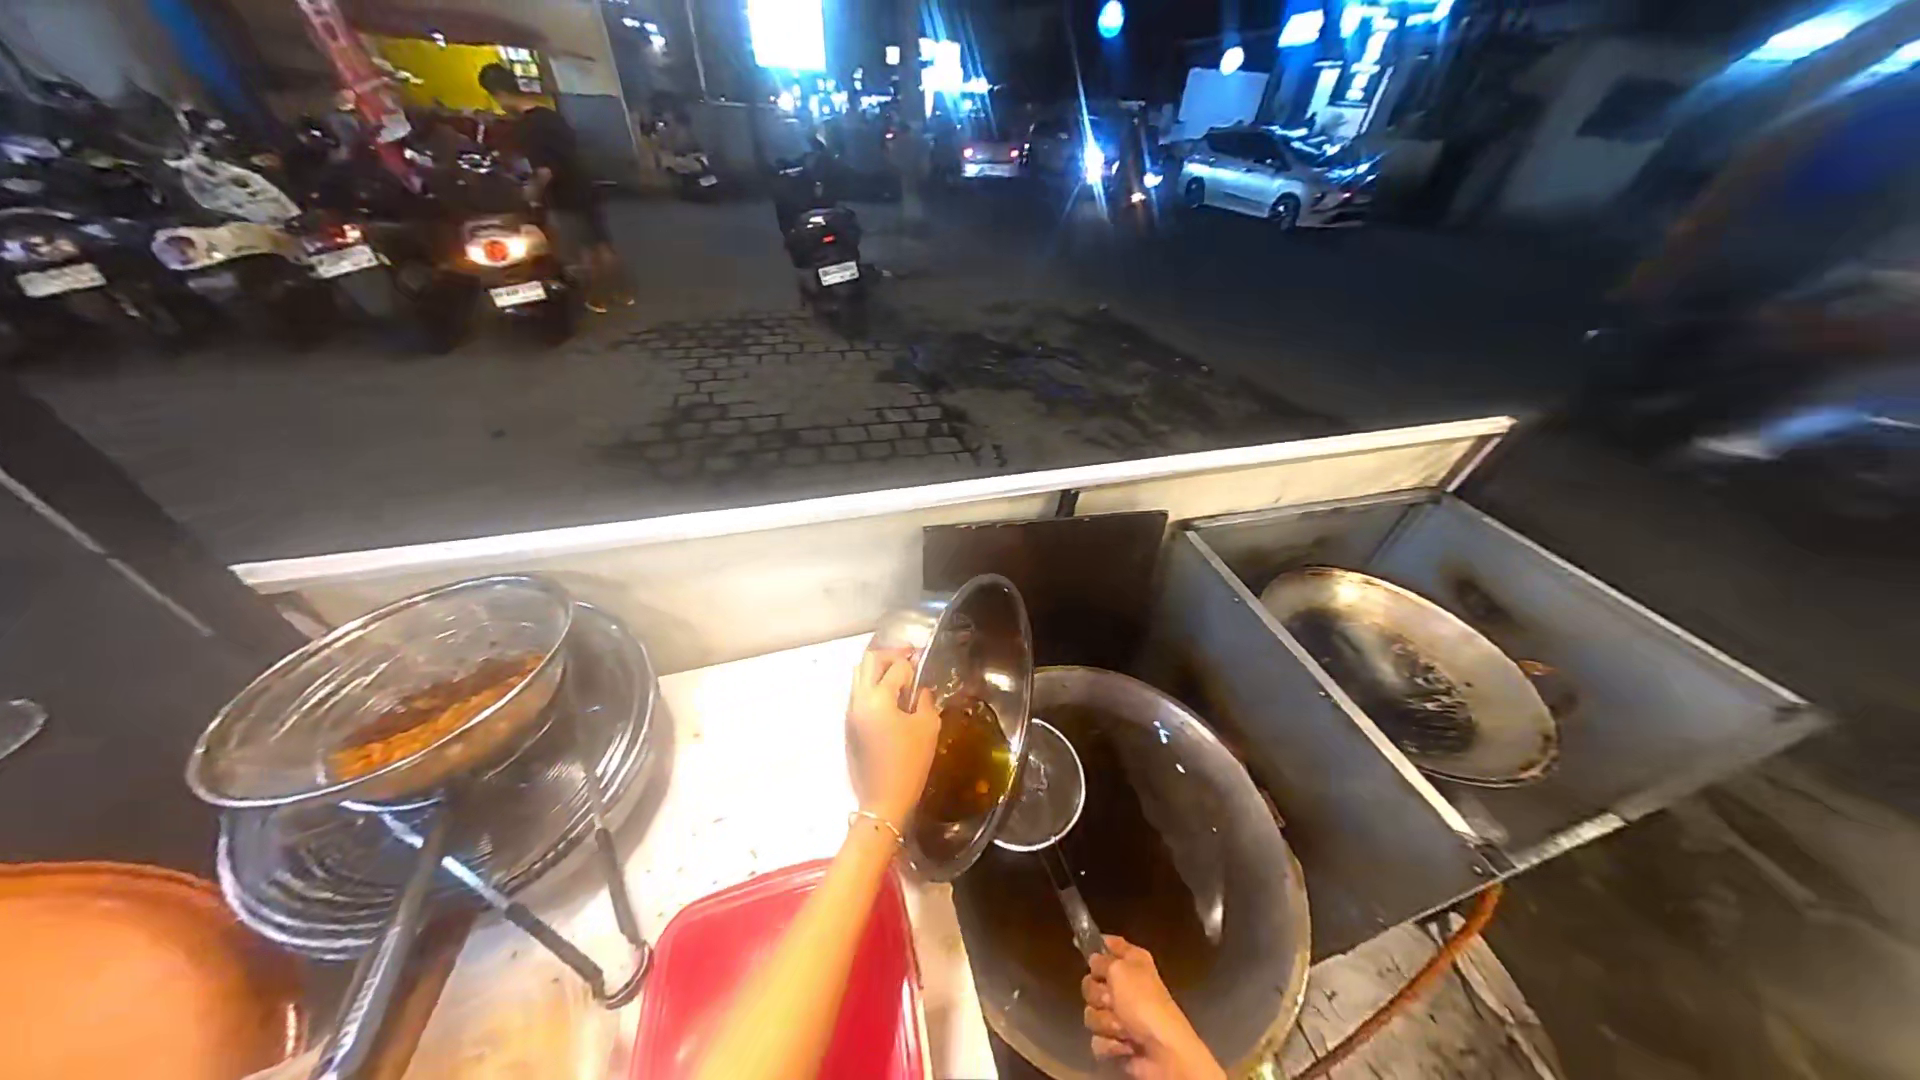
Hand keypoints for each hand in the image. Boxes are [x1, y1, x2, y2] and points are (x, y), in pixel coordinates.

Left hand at [846, 648, 940, 829]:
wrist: (883, 799)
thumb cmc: (910, 762)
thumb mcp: (928, 727)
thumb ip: (925, 700)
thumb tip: (921, 689)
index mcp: (878, 698)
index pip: (896, 667)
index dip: (913, 662)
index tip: (925, 662)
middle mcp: (859, 699)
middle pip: (869, 661)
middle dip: (890, 655)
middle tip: (909, 659)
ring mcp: (850, 711)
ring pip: (859, 674)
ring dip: (878, 669)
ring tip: (899, 677)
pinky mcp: (849, 724)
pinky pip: (858, 692)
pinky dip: (872, 685)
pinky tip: (890, 697)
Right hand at [1082, 937, 1224, 1079]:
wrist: (1163, 1052)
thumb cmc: (1143, 1002)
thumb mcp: (1120, 970)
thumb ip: (1101, 960)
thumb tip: (1093, 958)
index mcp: (1132, 961)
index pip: (1108, 944)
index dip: (1095, 945)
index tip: (1079, 944)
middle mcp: (1125, 986)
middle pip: (1092, 982)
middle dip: (1098, 994)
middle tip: (1112, 1000)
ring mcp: (1120, 1016)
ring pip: (1091, 1012)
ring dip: (1105, 1022)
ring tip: (1123, 1028)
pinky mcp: (1117, 1043)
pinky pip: (1098, 1040)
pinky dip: (1110, 1044)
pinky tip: (1124, 1046)